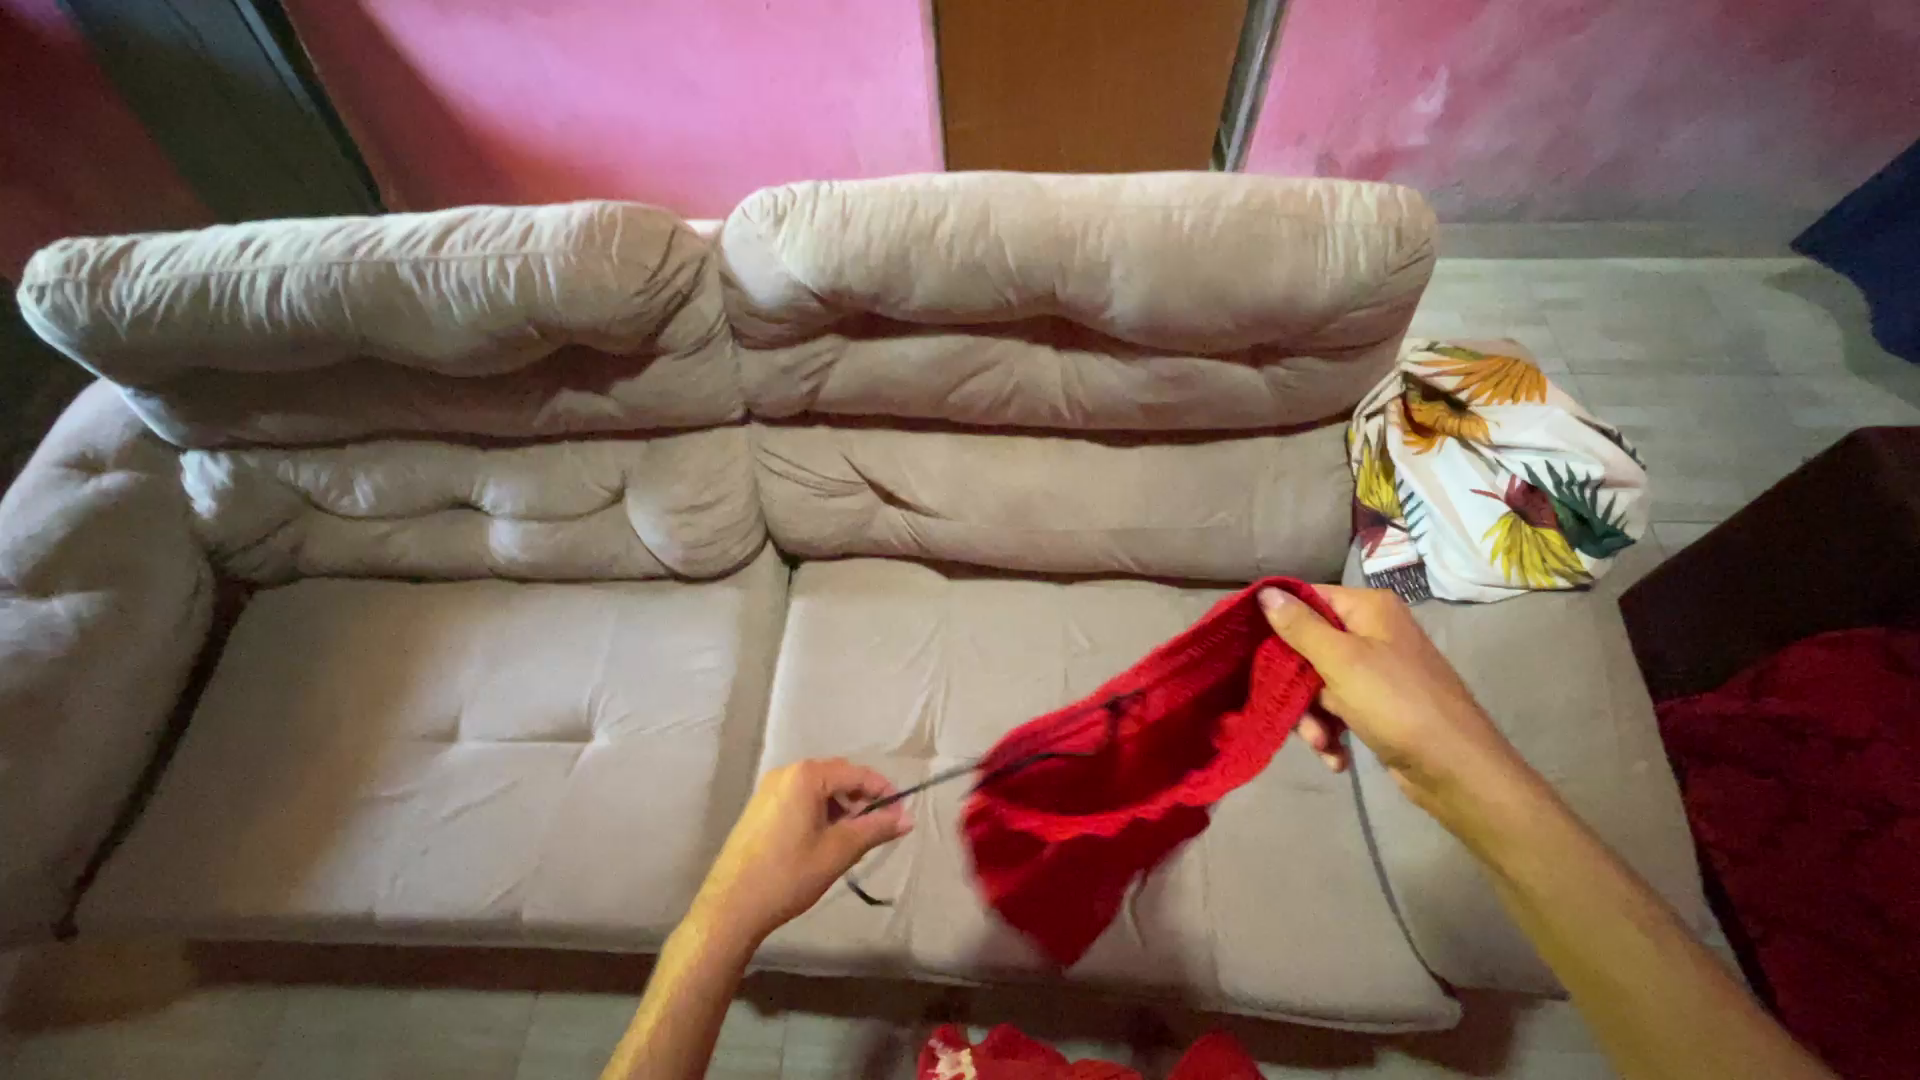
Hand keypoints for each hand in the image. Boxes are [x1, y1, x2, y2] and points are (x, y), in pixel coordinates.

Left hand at [687, 758, 912, 948]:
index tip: (902, 814)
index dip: (884, 792)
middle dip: (862, 799)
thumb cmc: (788, 876)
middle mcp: (786, 773)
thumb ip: (876, 829)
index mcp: (806, 776)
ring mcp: (769, 789)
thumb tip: (908, 818)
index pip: (857, 773)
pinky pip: (800, 799)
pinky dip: (820, 812)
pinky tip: (826, 840)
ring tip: (854, 838)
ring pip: (818, 789)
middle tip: (880, 828)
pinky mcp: (760, 808)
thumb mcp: (839, 851)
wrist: (730, 908)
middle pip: (837, 776)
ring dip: (842, 807)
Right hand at [1258, 585, 1525, 813]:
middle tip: (1291, 709)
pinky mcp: (1378, 704)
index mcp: (1368, 609)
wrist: (1457, 771)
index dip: (1276, 620)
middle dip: (1295, 684)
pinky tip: (1335, 755)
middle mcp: (1374, 632)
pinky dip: (1331, 731)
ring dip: (1312, 716)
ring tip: (1321, 743)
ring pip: (1318, 682)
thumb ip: (1300, 626)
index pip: (1307, 598)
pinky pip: (1338, 708)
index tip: (1246, 645)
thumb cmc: (1397, 704)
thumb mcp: (1341, 661)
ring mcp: (1377, 669)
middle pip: (1307, 645)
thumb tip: (1265, 592)